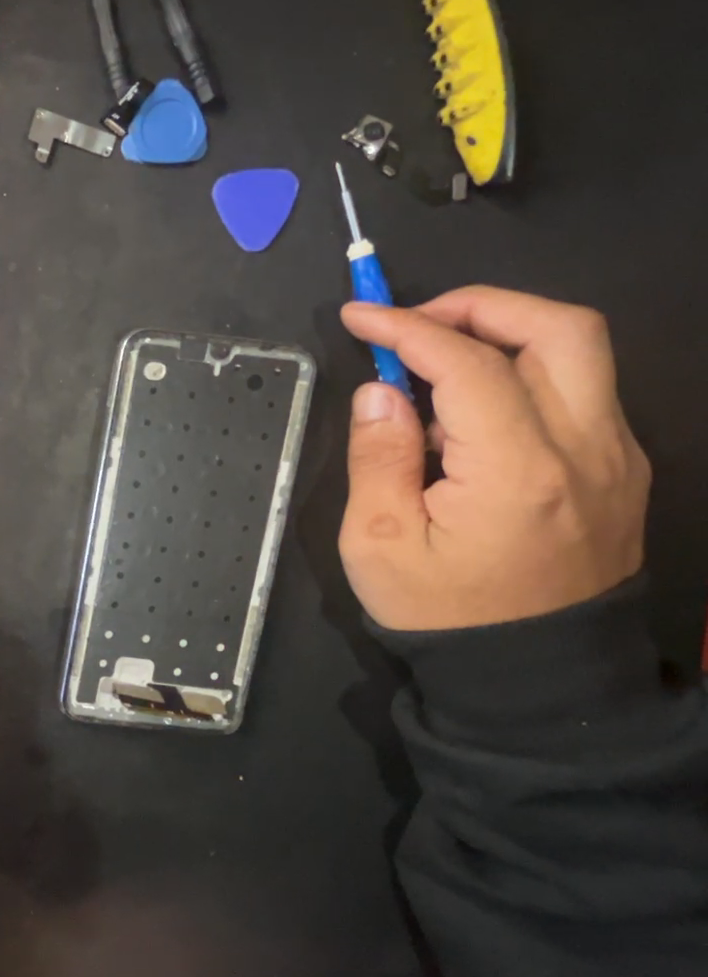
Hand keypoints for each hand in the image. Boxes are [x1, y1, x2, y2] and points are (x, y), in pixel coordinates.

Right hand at [338, 287, 649, 631]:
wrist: (528, 669)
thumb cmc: (439, 610)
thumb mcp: (377, 542)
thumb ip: (379, 458)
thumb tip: (378, 391)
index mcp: (518, 470)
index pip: (470, 365)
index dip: (407, 328)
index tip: (358, 316)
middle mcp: (587, 448)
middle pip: (562, 330)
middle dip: (480, 307)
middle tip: (412, 320)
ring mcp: (614, 455)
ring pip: (581, 354)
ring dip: (504, 332)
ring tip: (430, 357)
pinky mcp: (617, 467)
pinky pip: (577, 393)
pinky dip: (518, 373)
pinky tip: (462, 410)